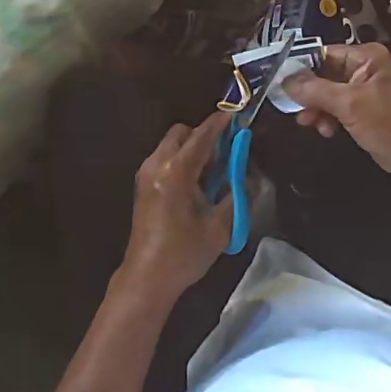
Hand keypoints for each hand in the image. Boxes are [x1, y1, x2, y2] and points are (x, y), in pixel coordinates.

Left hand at [117, 110, 233, 303]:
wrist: (147, 277)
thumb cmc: (185, 253)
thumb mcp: (219, 226)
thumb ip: (235, 194)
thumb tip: (247, 175)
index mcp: (177, 172)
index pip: (201, 137)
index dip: (219, 123)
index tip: (235, 114)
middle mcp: (157, 164)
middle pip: (181, 133)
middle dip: (203, 135)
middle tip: (225, 151)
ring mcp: (146, 173)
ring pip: (171, 144)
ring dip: (192, 147)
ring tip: (213, 169)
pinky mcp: (142, 184)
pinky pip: (164, 157)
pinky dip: (181, 158)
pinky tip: (196, 181)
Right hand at [282, 43, 390, 178]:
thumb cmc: (388, 124)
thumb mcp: (348, 104)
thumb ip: (314, 90)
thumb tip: (284, 81)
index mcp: (366, 57)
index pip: (324, 53)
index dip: (301, 67)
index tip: (280, 80)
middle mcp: (365, 67)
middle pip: (324, 73)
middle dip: (309, 93)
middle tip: (292, 107)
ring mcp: (364, 89)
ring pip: (328, 93)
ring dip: (317, 108)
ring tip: (310, 124)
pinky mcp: (363, 109)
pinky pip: (337, 107)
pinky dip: (328, 117)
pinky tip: (325, 130)